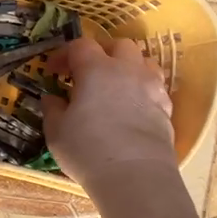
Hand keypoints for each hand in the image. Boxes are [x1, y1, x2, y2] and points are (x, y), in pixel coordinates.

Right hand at [40, 37, 176, 197]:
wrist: (133, 172)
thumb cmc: (86, 148)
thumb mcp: (56, 131)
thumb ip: (53, 109)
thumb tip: (51, 97)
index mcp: (96, 69)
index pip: (80, 46)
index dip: (64, 55)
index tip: (53, 70)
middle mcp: (127, 70)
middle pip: (118, 46)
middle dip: (100, 53)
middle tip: (85, 74)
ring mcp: (151, 85)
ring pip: (142, 61)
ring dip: (126, 67)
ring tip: (112, 86)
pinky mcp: (165, 105)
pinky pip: (154, 85)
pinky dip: (140, 88)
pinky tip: (131, 106)